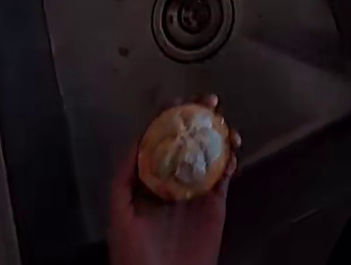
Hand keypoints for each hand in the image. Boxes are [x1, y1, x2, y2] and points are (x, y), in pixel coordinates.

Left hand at [108, 96, 238, 264]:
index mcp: (152, 175)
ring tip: (226, 128)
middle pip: (190, 134)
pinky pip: (226, 172)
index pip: (162, 135)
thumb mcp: (119, 218)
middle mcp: (176, 174)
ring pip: (212, 147)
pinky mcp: (216, 200)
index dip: (170, 114)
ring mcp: (198, 185)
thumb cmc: (134, 257)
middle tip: (210, 102)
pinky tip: (230, 156)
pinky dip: (231, 159)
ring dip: (221, 131)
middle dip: (201, 113)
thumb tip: (137, 140)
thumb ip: (123, 181)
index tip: (180, 101)